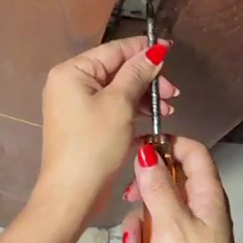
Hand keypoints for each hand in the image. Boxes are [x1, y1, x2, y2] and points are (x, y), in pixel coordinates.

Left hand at [36, 36, 177, 212]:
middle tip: (173, 92)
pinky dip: (132, 109)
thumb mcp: (120, 104)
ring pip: (117, 89)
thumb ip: (138, 74)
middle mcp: (70, 83)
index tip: (170, 49)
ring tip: (168, 108)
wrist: (73, 193)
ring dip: (144, 95)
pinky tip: (153, 117)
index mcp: (72, 72)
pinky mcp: (84, 123)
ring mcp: (75, 104)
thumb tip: (155, 51)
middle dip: (147, 78)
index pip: (114, 50)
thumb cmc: (94, 145)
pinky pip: (112, 106)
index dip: (144, 49)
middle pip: (117, 69)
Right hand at [119, 137, 242, 242]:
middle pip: (168, 179)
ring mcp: (189, 229)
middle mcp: (200, 206)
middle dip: (144, 189)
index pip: (192, 151)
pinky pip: (154, 234)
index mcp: (206, 194)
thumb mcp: (170, 224)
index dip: (167, 144)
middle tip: (128, 198)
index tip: (138, 148)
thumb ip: (157, 186)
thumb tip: (146, 151)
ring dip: (137, 225)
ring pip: (155, 208)